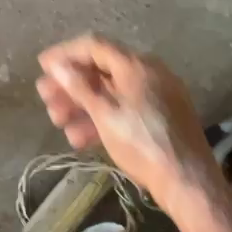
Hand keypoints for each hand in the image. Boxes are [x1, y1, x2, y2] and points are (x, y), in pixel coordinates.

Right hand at [36, 34, 220, 208]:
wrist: (189, 185)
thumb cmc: (142, 143)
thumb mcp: (104, 113)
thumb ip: (78, 85)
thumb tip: (56, 65)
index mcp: (137, 66)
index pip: (94, 46)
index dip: (64, 53)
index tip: (42, 67)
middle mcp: (149, 75)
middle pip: (100, 71)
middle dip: (70, 86)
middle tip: (46, 98)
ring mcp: (157, 97)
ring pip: (110, 93)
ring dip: (80, 105)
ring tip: (58, 122)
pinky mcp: (160, 118)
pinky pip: (124, 109)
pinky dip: (101, 118)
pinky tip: (80, 138)